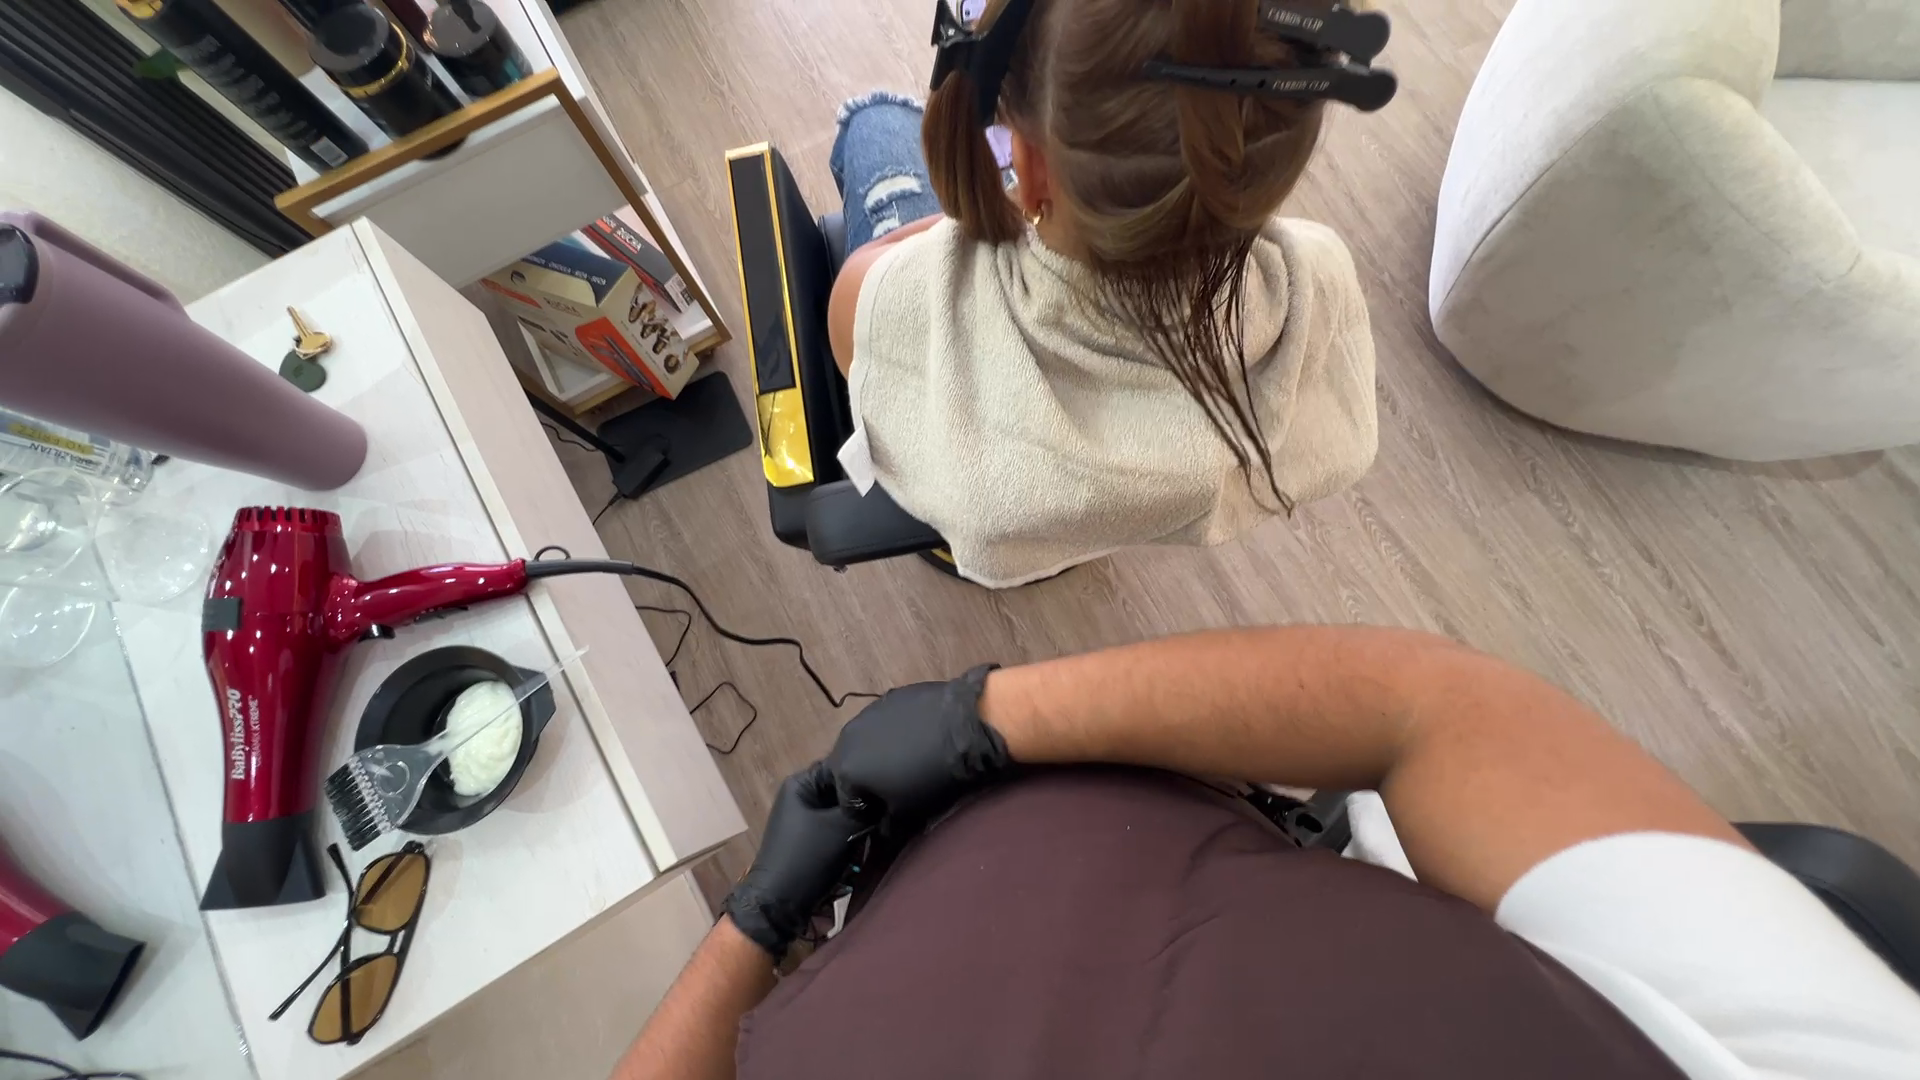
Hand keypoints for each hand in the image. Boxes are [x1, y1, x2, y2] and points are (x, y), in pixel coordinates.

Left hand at [723, 761, 863, 960]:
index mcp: (799, 784)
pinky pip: (833, 833)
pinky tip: (858, 857)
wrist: (778, 908)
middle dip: (861, 809)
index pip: (841, 768)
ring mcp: (801, 821)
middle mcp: (798, 797)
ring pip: (840, 815)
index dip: (864, 780)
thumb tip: (883, 793)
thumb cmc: (808, 859)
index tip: (885, 794)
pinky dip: (846, 842)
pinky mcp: (805, 842)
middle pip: (841, 793)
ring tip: (870, 842)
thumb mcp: (842, 827)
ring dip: (856, 829)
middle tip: (879, 822)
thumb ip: (866, 805)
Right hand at [825, 664, 1011, 827]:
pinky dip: (892, 732)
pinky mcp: (891, 695)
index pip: (846, 802)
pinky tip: (916, 737)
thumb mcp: (908, 813)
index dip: (865, 814)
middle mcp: (848, 737)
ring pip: (864, 741)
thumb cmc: (931, 776)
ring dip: (875, 754)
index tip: (884, 816)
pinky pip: (884, 721)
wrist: (965, 726)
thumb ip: (887, 824)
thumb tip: (883, 828)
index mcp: (845, 768)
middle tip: (889, 790)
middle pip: (848, 767)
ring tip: (903, 762)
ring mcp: (869, 712)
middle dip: (863, 781)